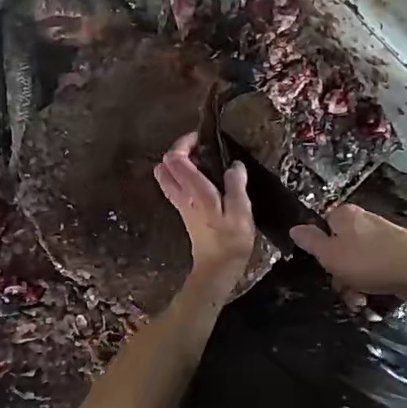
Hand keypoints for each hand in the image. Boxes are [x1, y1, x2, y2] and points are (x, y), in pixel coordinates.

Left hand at [154, 132, 254, 298]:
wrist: (217, 270)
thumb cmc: (230, 241)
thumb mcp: (241, 211)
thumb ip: (236, 185)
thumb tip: (234, 165)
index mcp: (195, 191)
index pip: (175, 158)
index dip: (183, 143)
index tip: (201, 137)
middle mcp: (182, 196)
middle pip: (165, 166)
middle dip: (177, 152)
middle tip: (199, 149)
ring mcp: (181, 205)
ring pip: (167, 177)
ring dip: (179, 165)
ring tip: (202, 163)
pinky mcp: (185, 214)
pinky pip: (176, 188)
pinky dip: (183, 178)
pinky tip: (204, 180)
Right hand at [290, 205, 406, 304]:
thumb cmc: (369, 261)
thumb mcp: (330, 255)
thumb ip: (310, 241)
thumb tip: (294, 227)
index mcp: (344, 216)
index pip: (321, 227)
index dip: (320, 251)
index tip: (324, 268)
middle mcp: (363, 222)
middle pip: (340, 250)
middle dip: (339, 275)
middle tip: (344, 291)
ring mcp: (382, 237)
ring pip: (357, 264)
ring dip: (354, 286)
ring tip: (361, 301)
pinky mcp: (397, 252)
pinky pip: (375, 269)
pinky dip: (372, 284)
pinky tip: (375, 299)